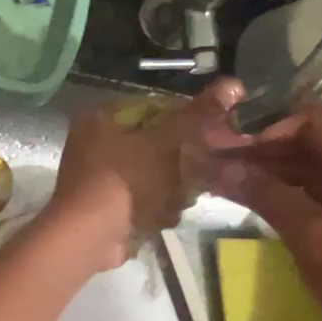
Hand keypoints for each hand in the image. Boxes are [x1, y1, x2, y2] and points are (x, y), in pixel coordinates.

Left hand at [43, 79, 241, 270]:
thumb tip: (232, 83)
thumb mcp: (163, 143)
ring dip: (173, 189)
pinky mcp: (111, 203)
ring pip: (158, 173)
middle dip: (181, 163)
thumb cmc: (123, 181)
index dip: (187, 120)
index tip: (214, 135)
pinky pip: (146, 198)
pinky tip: (158, 216)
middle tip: (192, 174)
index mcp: (100, 119)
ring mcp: (103, 175)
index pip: (156, 107)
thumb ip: (196, 116)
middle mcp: (97, 143)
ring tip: (171, 198)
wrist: (89, 237)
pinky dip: (157, 207)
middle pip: (159, 143)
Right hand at [201, 101, 321, 320]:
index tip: (214, 146)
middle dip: (261, 152)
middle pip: (319, 144)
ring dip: (272, 175)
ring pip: (321, 172)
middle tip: (207, 163)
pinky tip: (254, 203)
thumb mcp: (313, 236)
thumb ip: (263, 192)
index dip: (261, 130)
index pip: (316, 122)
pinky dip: (292, 197)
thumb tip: (213, 162)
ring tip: (220, 182)